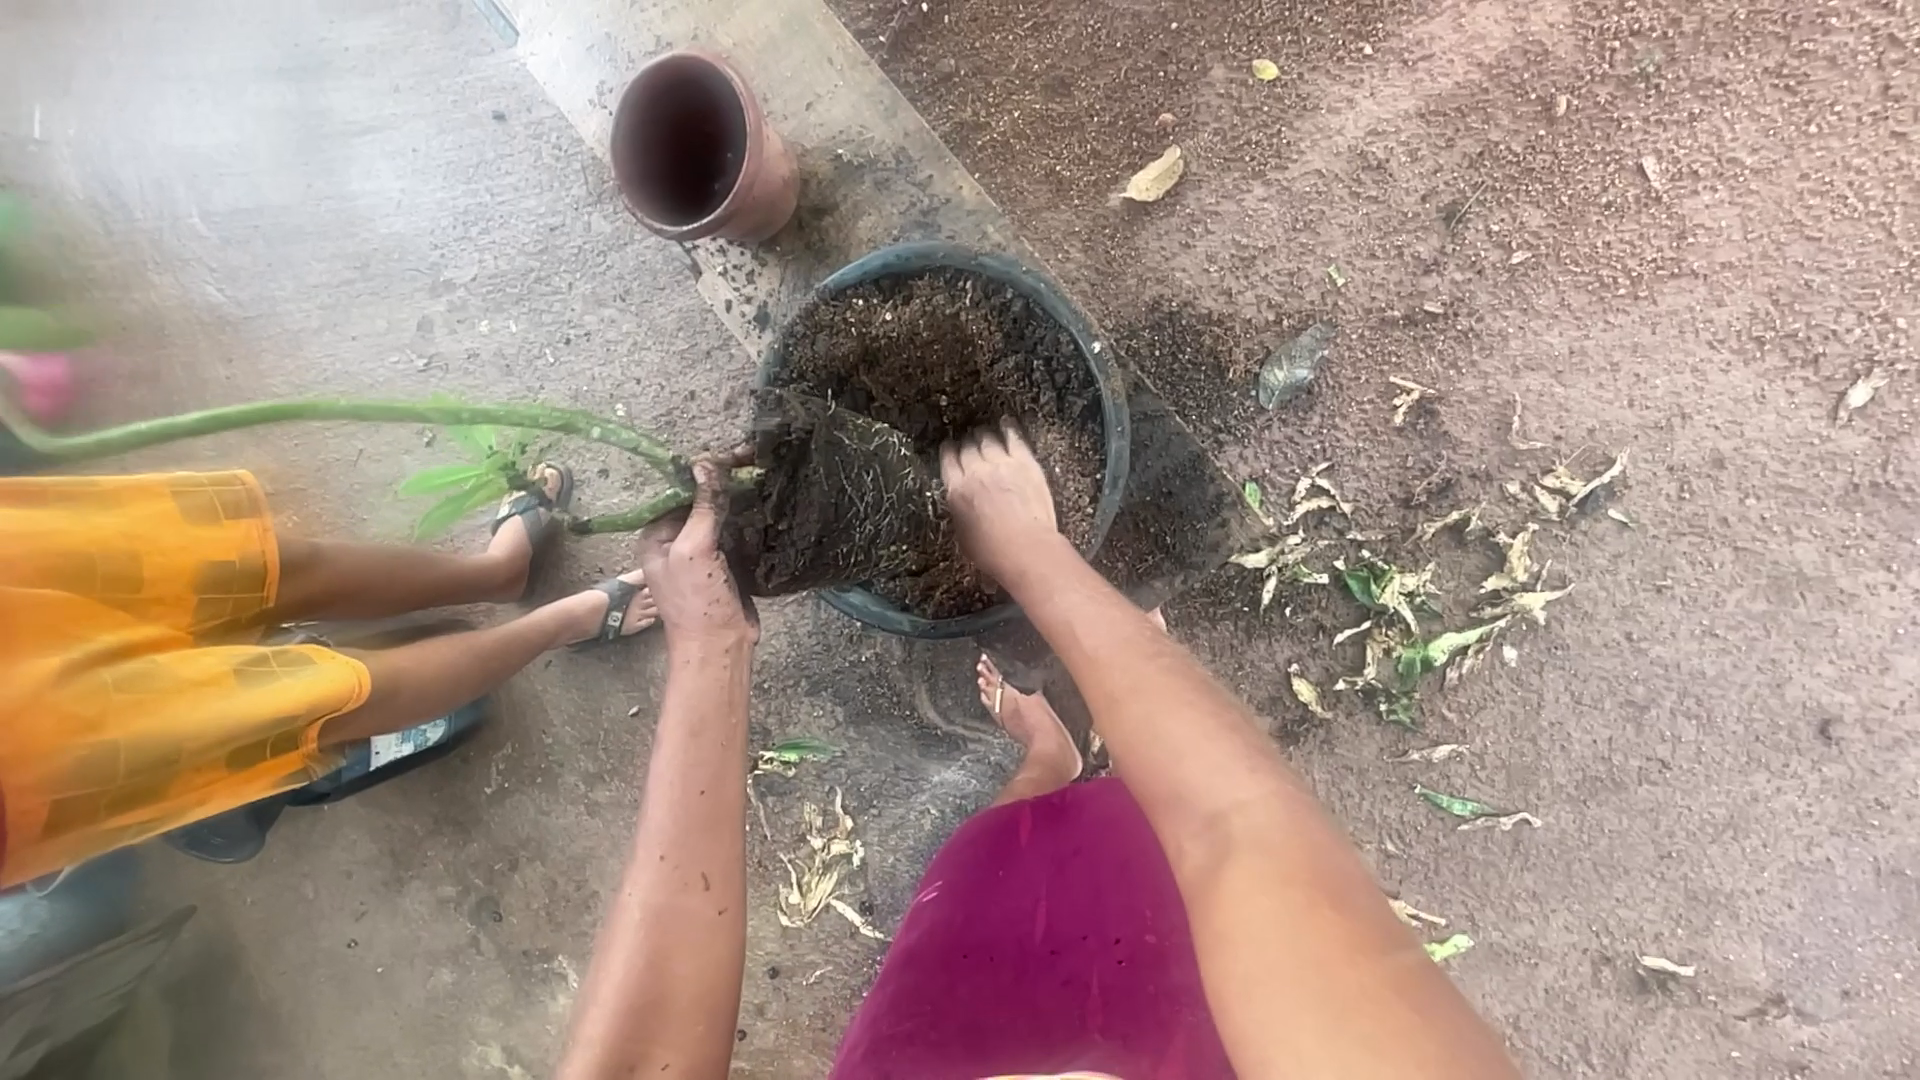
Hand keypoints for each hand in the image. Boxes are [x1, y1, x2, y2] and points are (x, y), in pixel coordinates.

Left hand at [637, 447, 757, 648]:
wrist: (721, 646)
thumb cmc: (698, 603)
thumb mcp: (696, 550)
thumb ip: (702, 508)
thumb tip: (705, 463)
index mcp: (657, 536)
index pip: (679, 493)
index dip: (704, 476)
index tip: (732, 458)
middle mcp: (677, 542)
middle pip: (701, 504)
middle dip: (725, 489)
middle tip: (753, 466)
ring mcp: (703, 554)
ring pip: (722, 518)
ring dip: (741, 505)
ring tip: (762, 483)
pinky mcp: (727, 565)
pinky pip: (738, 535)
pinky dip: (750, 524)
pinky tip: (766, 511)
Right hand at [938, 418, 1060, 583]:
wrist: (1026, 548)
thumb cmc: (994, 552)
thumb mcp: (964, 535)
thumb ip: (959, 511)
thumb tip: (961, 503)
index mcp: (956, 491)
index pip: (947, 460)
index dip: (948, 452)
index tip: (950, 449)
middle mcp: (975, 472)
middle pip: (967, 447)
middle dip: (968, 444)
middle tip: (971, 444)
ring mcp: (1001, 464)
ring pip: (987, 439)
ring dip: (985, 436)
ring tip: (985, 435)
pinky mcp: (1025, 462)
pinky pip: (1013, 438)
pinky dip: (1008, 428)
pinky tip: (1006, 423)